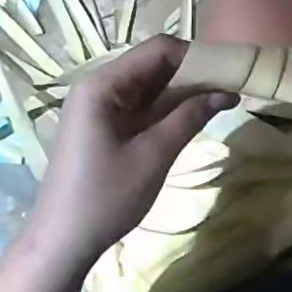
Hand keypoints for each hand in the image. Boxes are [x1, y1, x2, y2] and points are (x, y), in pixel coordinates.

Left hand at [28, 35, 235, 263]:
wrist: (62, 241)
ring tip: (219, 103)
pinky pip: (140, 104)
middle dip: (192, 73)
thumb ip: (189, 117)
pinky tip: (192, 118)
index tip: (228, 74)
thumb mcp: (154, 155)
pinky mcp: (103, 124)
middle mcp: (98, 85)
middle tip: (229, 90)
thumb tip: (226, 92)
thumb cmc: (106, 196)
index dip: (195, 57)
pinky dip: (166, 108)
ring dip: (182, 92)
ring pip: (148, 85)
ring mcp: (99, 105)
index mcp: (103, 84)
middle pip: (152, 64)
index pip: (157, 50)